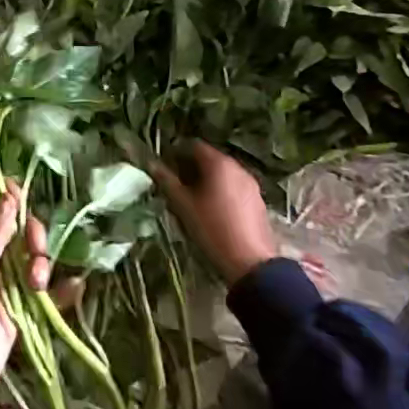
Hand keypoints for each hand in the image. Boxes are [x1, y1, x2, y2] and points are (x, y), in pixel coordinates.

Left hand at [0, 185, 49, 408]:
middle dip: (26, 226)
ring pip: (27, 253)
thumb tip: (10, 194)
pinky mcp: (17, 310)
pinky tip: (73, 285)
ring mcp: (0, 283)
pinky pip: (42, 290)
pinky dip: (59, 286)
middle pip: (9, 225)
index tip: (21, 183)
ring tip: (39, 278)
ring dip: (39, 257)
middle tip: (34, 241)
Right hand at [154, 140, 277, 284]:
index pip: (193, 145)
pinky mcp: (257, 201)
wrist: (251, 263)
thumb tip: (151, 163)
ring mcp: (250, 184)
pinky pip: (233, 186)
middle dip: (189, 167)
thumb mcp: (182, 205)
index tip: (164, 166)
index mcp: (219, 163)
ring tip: (191, 198)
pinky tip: (212, 209)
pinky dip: (220, 190)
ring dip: (205, 179)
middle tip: (174, 183)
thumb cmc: (212, 229)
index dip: (175, 152)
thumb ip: (166, 180)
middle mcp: (237, 167)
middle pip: (209, 158)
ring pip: (222, 173)